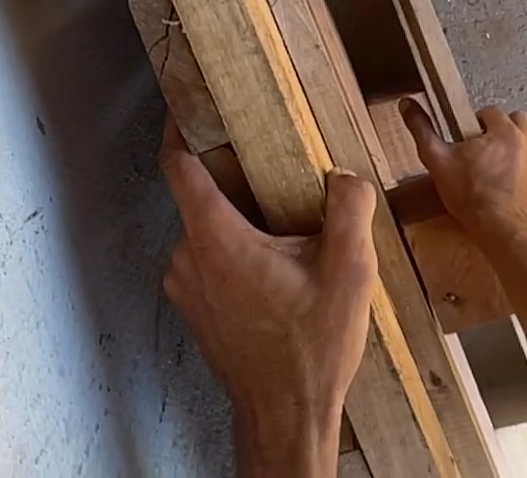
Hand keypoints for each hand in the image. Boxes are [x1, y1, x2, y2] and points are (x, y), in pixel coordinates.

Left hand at [159, 122, 376, 473]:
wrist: (286, 419)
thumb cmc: (310, 347)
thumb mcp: (348, 271)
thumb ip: (349, 209)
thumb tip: (345, 177)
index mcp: (214, 236)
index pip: (178, 165)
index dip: (177, 130)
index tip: (184, 107)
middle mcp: (187, 256)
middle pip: (198, 196)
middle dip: (230, 181)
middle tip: (270, 176)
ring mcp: (185, 285)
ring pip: (203, 230)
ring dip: (235, 222)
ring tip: (280, 230)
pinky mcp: (193, 308)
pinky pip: (205, 260)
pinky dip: (230, 251)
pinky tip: (271, 269)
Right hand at [402, 100, 526, 237]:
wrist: (499, 230)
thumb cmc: (469, 193)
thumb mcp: (436, 158)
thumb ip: (421, 128)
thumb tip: (407, 104)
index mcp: (504, 131)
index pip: (491, 112)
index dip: (475, 121)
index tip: (464, 137)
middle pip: (518, 121)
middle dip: (502, 129)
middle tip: (483, 146)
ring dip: (514, 150)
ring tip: (494, 167)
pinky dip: (523, 173)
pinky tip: (506, 186)